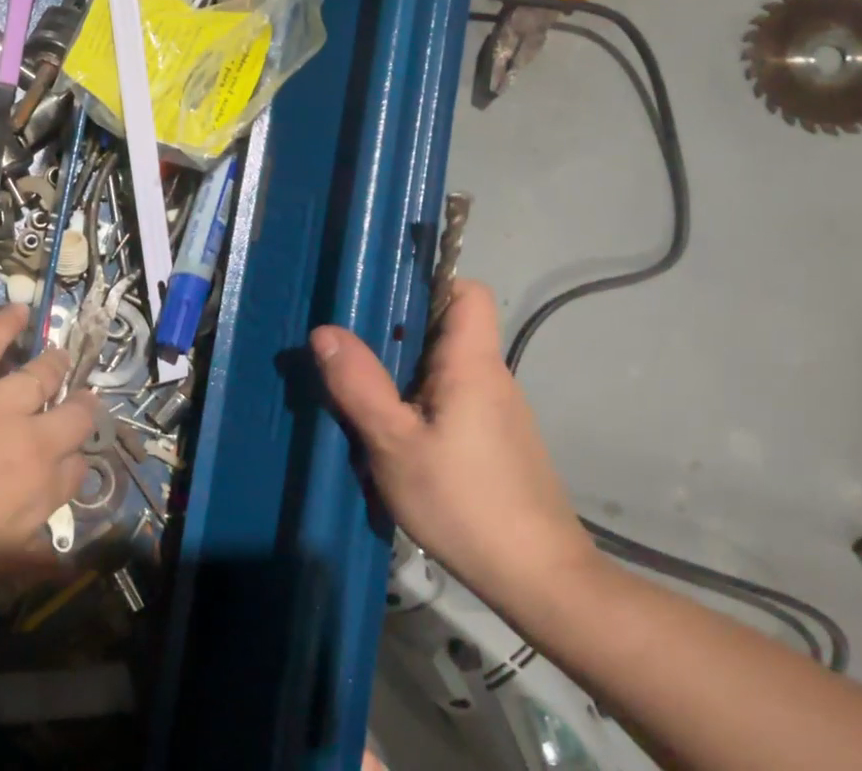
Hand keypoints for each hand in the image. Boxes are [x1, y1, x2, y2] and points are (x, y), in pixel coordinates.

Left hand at [0, 305, 98, 600]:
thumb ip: (33, 558)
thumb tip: (65, 564)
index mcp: (42, 492)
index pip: (76, 471)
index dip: (74, 461)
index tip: (70, 459)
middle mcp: (34, 443)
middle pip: (73, 418)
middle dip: (82, 408)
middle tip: (83, 399)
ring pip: (40, 375)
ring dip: (53, 365)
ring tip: (59, 355)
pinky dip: (5, 324)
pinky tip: (18, 309)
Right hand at [311, 280, 599, 602]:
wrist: (537, 577)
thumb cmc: (463, 501)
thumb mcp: (393, 443)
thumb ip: (358, 384)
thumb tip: (324, 331)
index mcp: (474, 366)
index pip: (466, 293)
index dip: (426, 283)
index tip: (377, 298)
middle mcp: (492, 380)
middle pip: (444, 332)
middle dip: (391, 335)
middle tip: (343, 353)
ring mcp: (496, 414)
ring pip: (440, 371)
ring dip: (397, 376)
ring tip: (354, 399)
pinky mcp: (492, 444)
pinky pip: (446, 403)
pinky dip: (413, 407)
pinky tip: (386, 439)